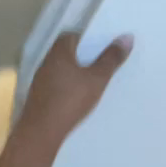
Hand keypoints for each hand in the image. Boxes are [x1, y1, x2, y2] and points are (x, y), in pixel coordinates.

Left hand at [17, 32, 132, 145]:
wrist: (42, 130)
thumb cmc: (71, 99)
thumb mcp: (97, 79)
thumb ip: (111, 59)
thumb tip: (127, 37)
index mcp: (58, 52)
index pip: (70, 35)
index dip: (86, 39)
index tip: (100, 47)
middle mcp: (46, 62)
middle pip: (65, 52)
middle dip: (81, 56)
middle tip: (100, 64)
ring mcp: (39, 80)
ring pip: (60, 70)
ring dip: (73, 73)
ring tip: (91, 82)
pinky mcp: (38, 97)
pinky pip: (55, 85)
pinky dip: (66, 87)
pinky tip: (76, 99)